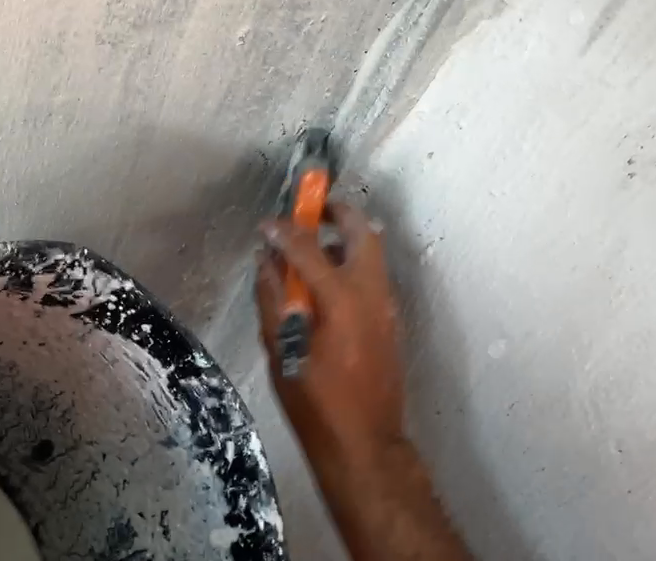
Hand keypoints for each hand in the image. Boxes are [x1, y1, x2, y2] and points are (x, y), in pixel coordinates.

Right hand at [256, 202, 408, 471]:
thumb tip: (265, 261)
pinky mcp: (390, 320)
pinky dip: (350, 263)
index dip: (283, 230)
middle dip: (335, 211)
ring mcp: (386, 306)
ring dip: (344, 237)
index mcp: (339, 299)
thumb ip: (271, 298)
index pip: (307, 246)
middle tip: (309, 210)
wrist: (365, 445)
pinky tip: (324, 286)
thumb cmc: (314, 400)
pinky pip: (372, 274)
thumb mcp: (278, 349)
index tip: (266, 224)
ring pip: (371, 250)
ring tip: (311, 251)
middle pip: (361, 230)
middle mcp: (370, 293)